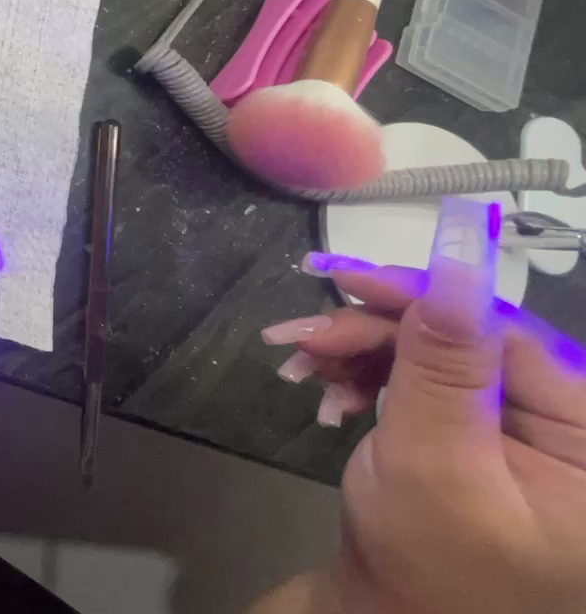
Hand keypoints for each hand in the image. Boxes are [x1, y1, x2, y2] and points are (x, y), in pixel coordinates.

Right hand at [259, 250, 585, 613]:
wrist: (401, 606)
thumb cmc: (431, 551)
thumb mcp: (435, 461)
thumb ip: (444, 369)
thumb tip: (451, 275)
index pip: (507, 333)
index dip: (424, 293)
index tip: (340, 276)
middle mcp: (562, 421)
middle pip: (458, 334)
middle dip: (370, 330)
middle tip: (296, 338)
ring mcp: (514, 421)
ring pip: (425, 346)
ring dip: (352, 350)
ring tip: (298, 367)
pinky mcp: (467, 422)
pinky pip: (410, 371)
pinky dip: (356, 373)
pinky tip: (323, 390)